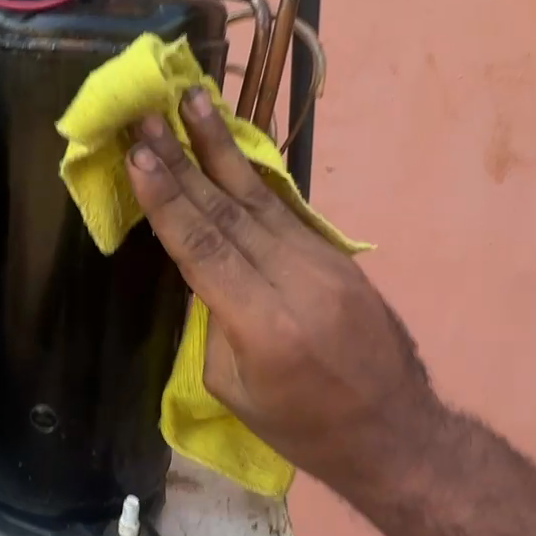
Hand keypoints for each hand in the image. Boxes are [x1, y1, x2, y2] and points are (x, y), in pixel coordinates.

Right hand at [124, 90, 434, 483]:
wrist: (397, 434)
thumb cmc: (303, 427)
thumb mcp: (235, 387)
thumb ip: (214, 320)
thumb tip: (203, 269)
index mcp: (264, 324)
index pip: (204, 247)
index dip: (167, 198)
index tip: (138, 154)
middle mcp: (295, 280)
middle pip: (227, 210)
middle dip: (182, 158)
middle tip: (149, 114)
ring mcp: (323, 262)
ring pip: (258, 197)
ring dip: (218, 147)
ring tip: (192, 101)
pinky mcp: (337, 256)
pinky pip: (283, 209)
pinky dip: (249, 175)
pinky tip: (228, 146)